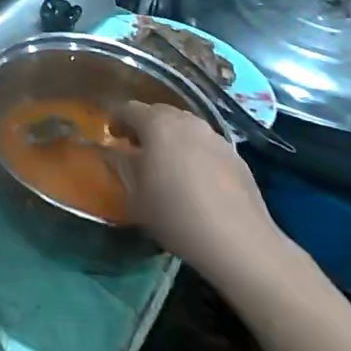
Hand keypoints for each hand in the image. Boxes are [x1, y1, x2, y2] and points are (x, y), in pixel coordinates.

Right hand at [114, 101, 296, 285]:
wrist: (238, 242)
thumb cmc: (175, 214)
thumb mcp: (135, 195)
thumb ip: (119, 166)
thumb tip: (112, 151)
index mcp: (157, 124)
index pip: (129, 109)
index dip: (116, 120)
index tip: (111, 136)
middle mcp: (187, 122)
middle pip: (159, 113)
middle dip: (144, 126)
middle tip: (136, 148)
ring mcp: (215, 137)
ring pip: (185, 127)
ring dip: (171, 138)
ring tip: (166, 163)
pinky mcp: (236, 156)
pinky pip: (205, 144)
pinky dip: (194, 152)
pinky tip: (195, 180)